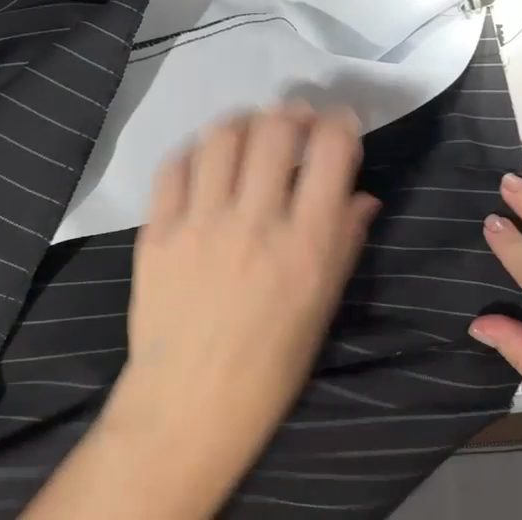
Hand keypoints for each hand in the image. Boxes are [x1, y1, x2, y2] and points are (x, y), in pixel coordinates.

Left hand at [23, 105, 377, 519]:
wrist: (188, 409)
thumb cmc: (271, 365)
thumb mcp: (323, 306)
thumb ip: (345, 242)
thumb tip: (364, 194)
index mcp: (305, 245)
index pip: (330, 150)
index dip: (341, 122)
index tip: (342, 122)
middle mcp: (254, 223)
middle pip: (275, 129)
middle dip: (293, 112)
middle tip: (297, 120)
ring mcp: (200, 224)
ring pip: (222, 137)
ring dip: (245, 121)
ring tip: (253, 130)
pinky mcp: (157, 232)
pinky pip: (175, 167)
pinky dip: (196, 151)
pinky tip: (208, 160)